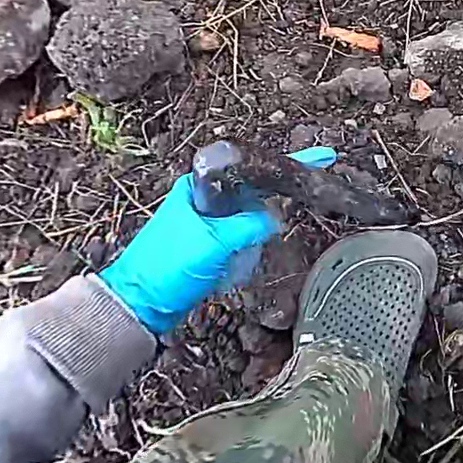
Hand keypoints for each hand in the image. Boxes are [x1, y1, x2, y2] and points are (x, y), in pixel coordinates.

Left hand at [101, 147, 336, 333]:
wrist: (139, 305)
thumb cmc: (168, 265)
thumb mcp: (216, 240)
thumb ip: (252, 224)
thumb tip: (274, 220)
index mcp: (200, 186)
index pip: (252, 168)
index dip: (291, 162)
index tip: (323, 157)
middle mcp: (206, 199)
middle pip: (256, 191)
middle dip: (275, 201)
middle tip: (306, 197)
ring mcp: (209, 222)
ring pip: (252, 217)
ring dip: (260, 231)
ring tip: (252, 245)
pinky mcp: (212, 243)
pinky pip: (243, 237)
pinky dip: (250, 246)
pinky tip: (246, 258)